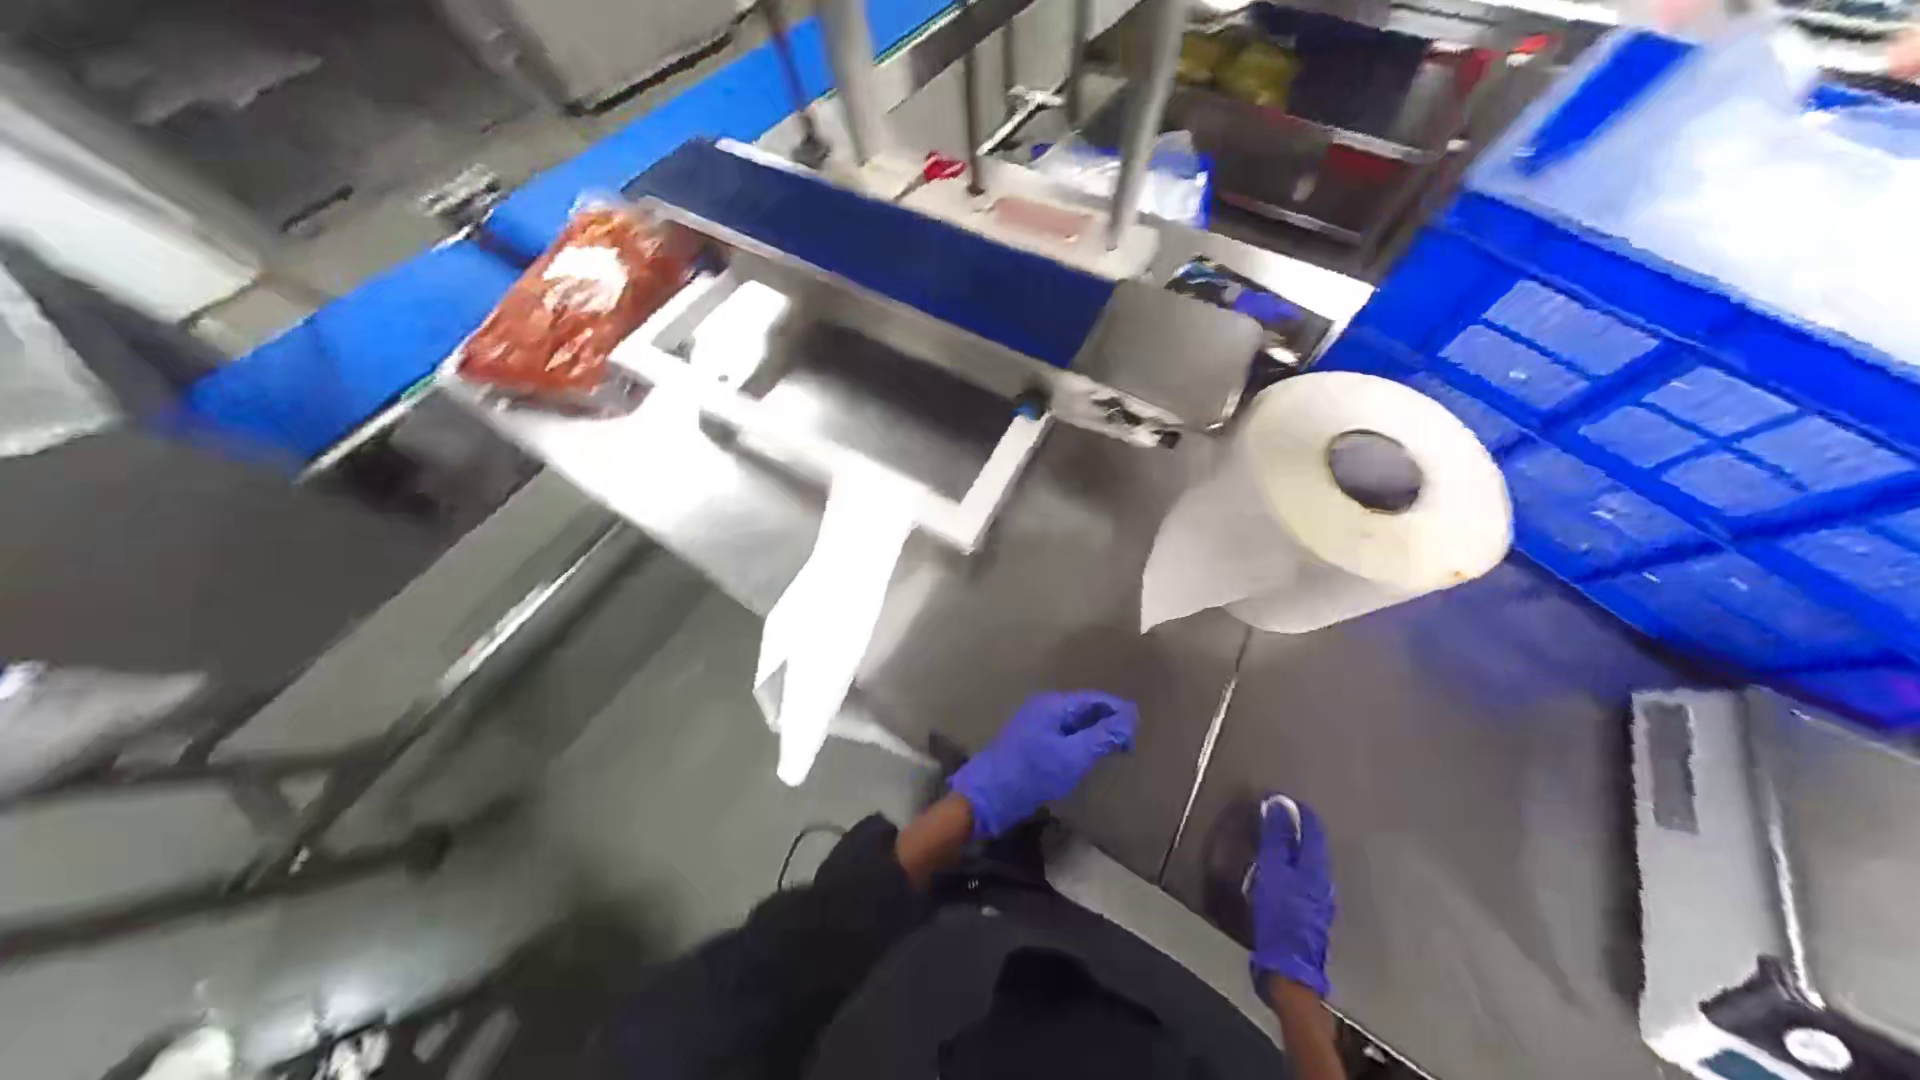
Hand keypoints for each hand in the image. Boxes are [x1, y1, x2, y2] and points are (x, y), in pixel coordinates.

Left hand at [948, 691, 1137, 837]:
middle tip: (1131, 743)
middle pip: (1084, 709)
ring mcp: (1035, 725)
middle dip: (1108, 722)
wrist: (988, 796)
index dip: (1118, 711)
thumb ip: (1102, 736)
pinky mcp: (1031, 744)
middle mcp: (1044, 708)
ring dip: (1094, 734)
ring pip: (1074, 724)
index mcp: (1053, 704)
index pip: (1094, 698)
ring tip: (1116, 751)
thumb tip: (1131, 718)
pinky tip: (1090, 758)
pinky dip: (1080, 743)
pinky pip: (1063, 736)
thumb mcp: (1073, 756)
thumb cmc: (1033, 773)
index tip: (1139, 729)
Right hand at [1250, 795, 1335, 998]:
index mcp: (1317, 867)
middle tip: (1270, 815)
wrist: (1288, 968)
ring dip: (1290, 848)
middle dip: (1294, 828)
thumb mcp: (1272, 870)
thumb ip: (1276, 838)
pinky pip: (1300, 879)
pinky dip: (1288, 866)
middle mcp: (1323, 881)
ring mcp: (1318, 899)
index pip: (1314, 828)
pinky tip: (1274, 871)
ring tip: (1269, 839)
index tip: (1279, 798)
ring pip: (1306, 863)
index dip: (1298, 810)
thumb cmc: (1279, 914)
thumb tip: (1279, 804)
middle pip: (1312, 845)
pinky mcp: (1309, 914)